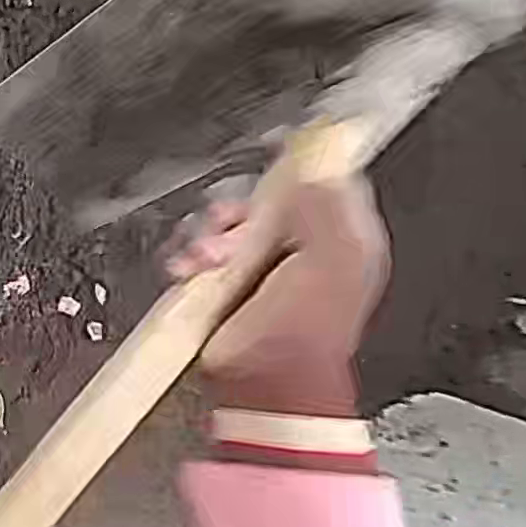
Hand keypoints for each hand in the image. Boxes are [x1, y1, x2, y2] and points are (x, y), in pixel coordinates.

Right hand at [164, 176, 389, 418]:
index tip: (274, 149)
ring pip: (220, 223)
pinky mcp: (218, 280)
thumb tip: (317, 160)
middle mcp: (296, 245)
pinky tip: (188, 271)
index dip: (298, 162)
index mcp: (339, 236)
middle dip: (234, 212)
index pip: (321, 180)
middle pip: (258, 199)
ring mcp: (254, 263)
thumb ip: (327, 208)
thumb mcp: (333, 261)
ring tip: (204, 262)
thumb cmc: (303, 330)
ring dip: (205, 237)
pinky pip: (194, 248)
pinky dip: (186, 256)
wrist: (259, 377)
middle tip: (229, 230)